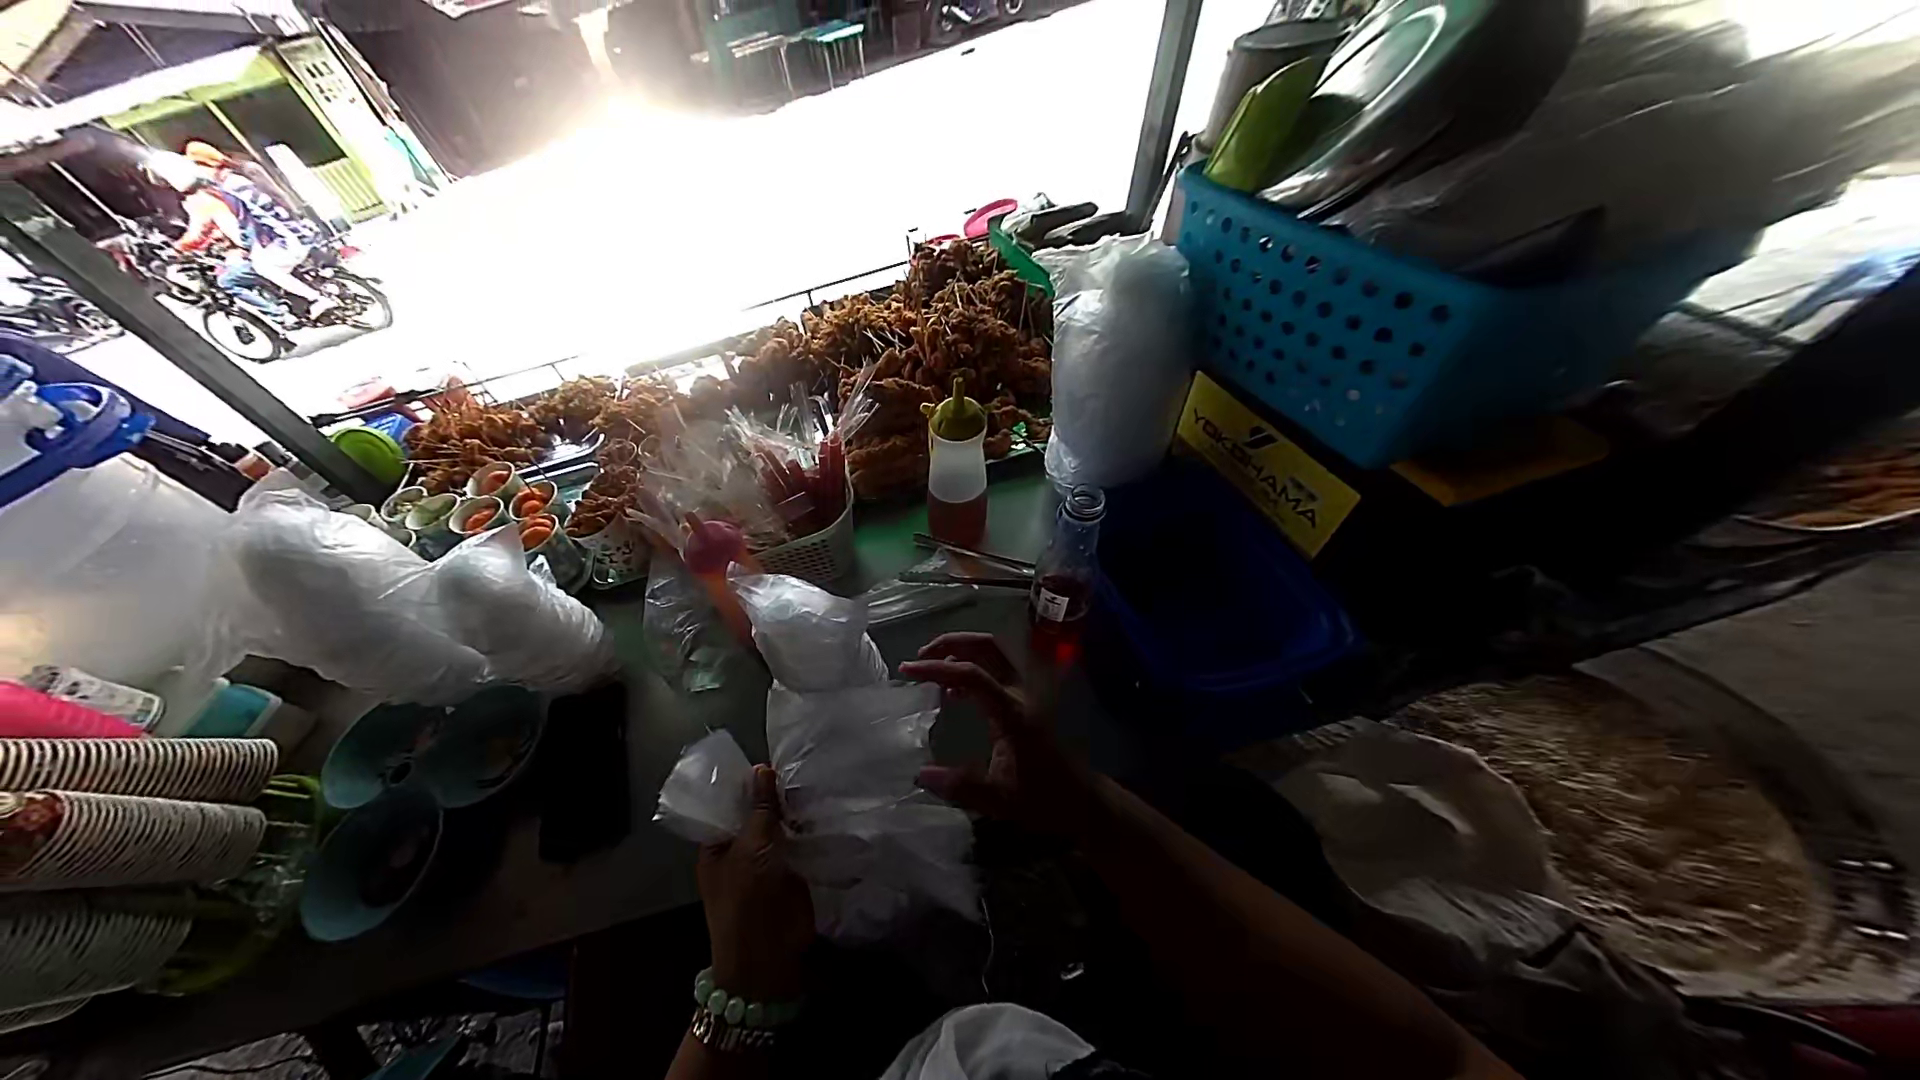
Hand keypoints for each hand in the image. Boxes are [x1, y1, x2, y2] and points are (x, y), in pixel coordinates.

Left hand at [696, 765, 813, 1000]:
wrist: (767, 958)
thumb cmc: (747, 901)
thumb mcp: (751, 849)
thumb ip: (760, 808)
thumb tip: (763, 768)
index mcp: (717, 845)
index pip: (730, 804)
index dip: (748, 783)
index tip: (772, 759)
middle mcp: (740, 850)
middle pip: (757, 813)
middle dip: (775, 795)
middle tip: (801, 764)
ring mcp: (767, 861)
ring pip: (780, 826)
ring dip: (795, 810)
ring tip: (816, 778)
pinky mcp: (792, 871)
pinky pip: (799, 841)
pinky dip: (809, 827)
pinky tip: (825, 805)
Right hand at [898, 632, 1097, 836]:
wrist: (1081, 800)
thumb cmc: (1044, 799)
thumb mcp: (999, 801)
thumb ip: (961, 787)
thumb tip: (920, 775)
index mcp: (1013, 712)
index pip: (972, 674)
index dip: (937, 667)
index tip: (907, 670)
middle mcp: (1021, 693)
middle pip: (987, 646)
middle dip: (950, 642)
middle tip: (920, 656)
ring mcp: (1026, 692)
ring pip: (993, 652)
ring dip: (961, 650)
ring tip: (931, 669)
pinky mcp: (1026, 698)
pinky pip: (996, 668)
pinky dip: (971, 666)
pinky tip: (954, 692)